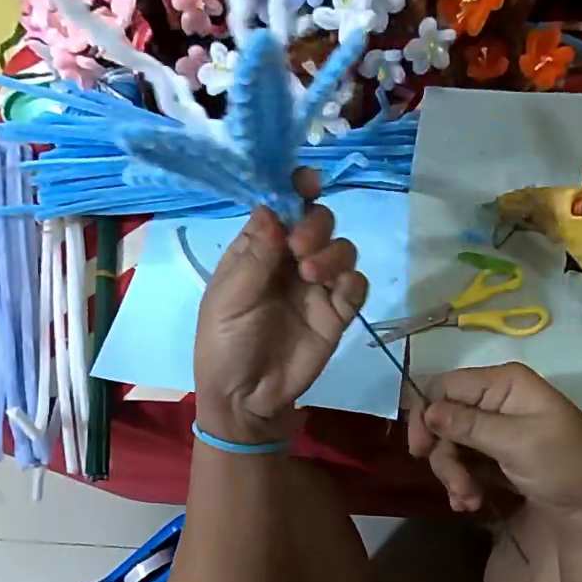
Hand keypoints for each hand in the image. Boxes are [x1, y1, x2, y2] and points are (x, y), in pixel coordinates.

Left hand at [193, 169, 366, 444]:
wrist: (246, 399)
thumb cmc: (224, 347)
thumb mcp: (227, 300)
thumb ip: (254, 257)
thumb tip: (273, 210)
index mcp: (257, 252)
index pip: (280, 208)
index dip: (294, 189)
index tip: (306, 181)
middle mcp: (289, 263)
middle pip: (318, 222)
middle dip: (315, 224)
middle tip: (300, 249)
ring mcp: (316, 288)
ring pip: (342, 249)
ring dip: (332, 252)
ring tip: (311, 275)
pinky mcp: (337, 314)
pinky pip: (357, 286)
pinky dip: (353, 281)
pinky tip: (336, 292)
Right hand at [408, 363, 581, 529]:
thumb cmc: (564, 465)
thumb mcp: (516, 443)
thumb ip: (468, 425)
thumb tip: (427, 411)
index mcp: (504, 384)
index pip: (446, 386)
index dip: (427, 414)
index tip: (419, 449)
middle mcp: (497, 401)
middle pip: (445, 419)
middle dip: (444, 455)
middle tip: (455, 485)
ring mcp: (497, 430)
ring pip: (452, 445)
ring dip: (454, 475)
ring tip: (468, 501)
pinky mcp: (498, 457)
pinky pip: (466, 463)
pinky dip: (464, 483)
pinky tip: (469, 503)